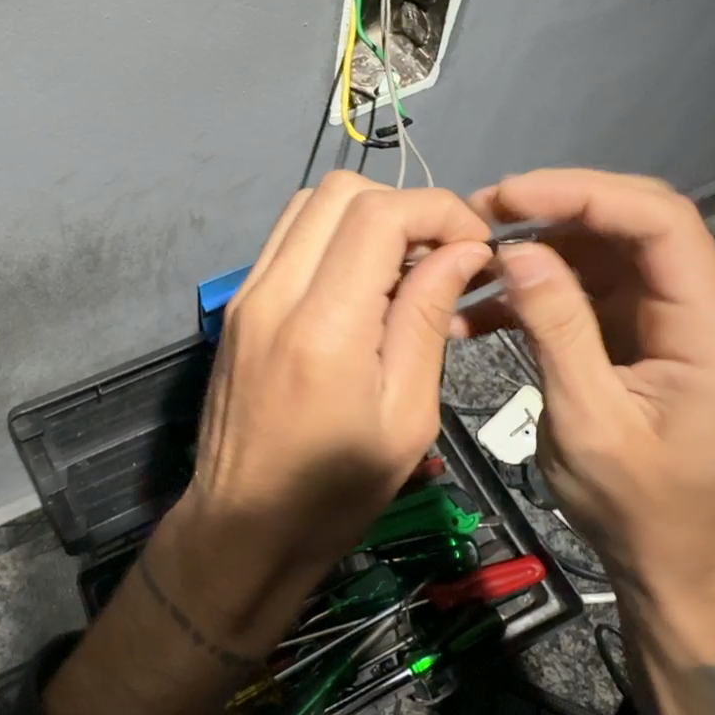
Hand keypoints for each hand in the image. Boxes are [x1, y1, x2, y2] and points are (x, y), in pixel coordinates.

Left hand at [186, 170, 495, 584]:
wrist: (242, 523)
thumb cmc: (335, 490)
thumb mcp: (406, 416)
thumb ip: (428, 318)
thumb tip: (463, 251)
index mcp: (323, 324)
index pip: (379, 214)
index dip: (438, 210)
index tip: (475, 245)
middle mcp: (275, 290)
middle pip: (340, 191)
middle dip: (404, 206)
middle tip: (442, 254)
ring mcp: (247, 292)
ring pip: (308, 204)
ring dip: (365, 216)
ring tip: (404, 266)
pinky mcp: (238, 304)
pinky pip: (289, 238)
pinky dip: (332, 237)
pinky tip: (361, 282)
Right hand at [464, 170, 714, 598]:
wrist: (664, 564)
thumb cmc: (637, 507)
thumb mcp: (588, 422)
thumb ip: (558, 330)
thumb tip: (518, 250)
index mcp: (712, 329)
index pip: (661, 222)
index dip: (584, 194)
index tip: (509, 197)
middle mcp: (698, 310)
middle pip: (634, 222)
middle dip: (557, 206)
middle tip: (483, 211)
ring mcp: (665, 320)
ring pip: (603, 248)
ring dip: (535, 244)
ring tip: (470, 254)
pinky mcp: (634, 334)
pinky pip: (583, 288)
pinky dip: (533, 288)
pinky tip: (481, 305)